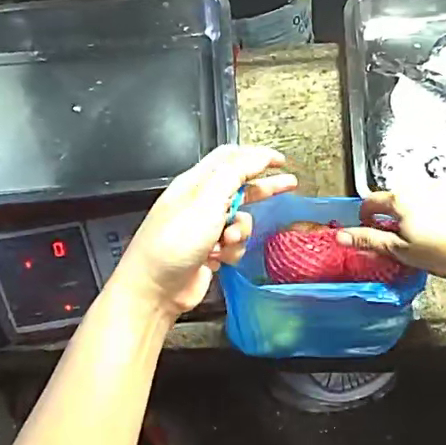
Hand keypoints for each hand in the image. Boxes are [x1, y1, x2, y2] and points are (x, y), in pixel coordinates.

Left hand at [107, 145, 296, 316]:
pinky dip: (232, 251)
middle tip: (289, 184)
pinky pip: (234, 246)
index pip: (229, 158)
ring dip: (241, 231)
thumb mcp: (206, 201)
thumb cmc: (174, 242)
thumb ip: (234, 174)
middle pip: (239, 187)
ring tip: (227, 240)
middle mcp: (199, 203)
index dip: (255, 156)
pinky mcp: (209, 252)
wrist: (156, 288)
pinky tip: (218, 258)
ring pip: (241, 221)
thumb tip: (257, 156)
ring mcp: (204, 229)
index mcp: (195, 183)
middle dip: (263, 188)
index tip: (280, 160)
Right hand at [334, 184, 445, 279]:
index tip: (367, 229)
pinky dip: (439, 212)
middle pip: (395, 198)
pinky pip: (443, 199)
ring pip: (419, 198)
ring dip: (416, 214)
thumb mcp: (402, 251)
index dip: (364, 217)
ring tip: (426, 239)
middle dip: (392, 216)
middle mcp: (421, 185)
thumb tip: (341, 236)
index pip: (370, 201)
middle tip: (398, 240)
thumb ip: (369, 241)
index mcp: (400, 198)